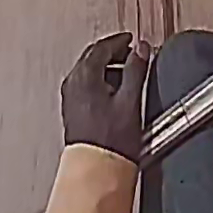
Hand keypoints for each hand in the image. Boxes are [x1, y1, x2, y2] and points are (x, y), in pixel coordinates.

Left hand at [60, 32, 149, 161]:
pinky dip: (99, 80)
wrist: (96, 173)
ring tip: (125, 72)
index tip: (129, 39)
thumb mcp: (130, 101)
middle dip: (112, 52)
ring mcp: (70, 97)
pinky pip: (85, 85)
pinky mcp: (72, 110)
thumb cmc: (111, 141)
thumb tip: (141, 49)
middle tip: (128, 52)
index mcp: (84, 75)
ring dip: (106, 67)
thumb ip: (135, 70)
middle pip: (92, 57)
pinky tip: (112, 91)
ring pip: (88, 71)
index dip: (118, 41)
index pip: (101, 47)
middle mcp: (73, 82)